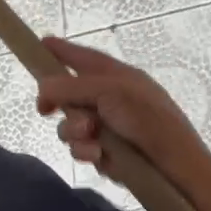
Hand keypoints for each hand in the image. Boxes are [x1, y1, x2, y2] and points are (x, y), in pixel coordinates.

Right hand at [35, 37, 210, 190]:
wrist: (173, 166)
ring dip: (73, 131)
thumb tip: (43, 87)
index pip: (82, 58)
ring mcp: (104, 127)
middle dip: (58, 103)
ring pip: (68, 126)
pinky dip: (85, 151)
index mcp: (115, 76)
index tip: (38, 44)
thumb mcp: (109, 92)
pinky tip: (98, 155)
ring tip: (90, 136)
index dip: (61, 51)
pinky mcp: (103, 153)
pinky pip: (79, 149)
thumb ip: (71, 87)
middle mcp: (107, 99)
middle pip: (67, 95)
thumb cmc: (147, 120)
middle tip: (46, 109)